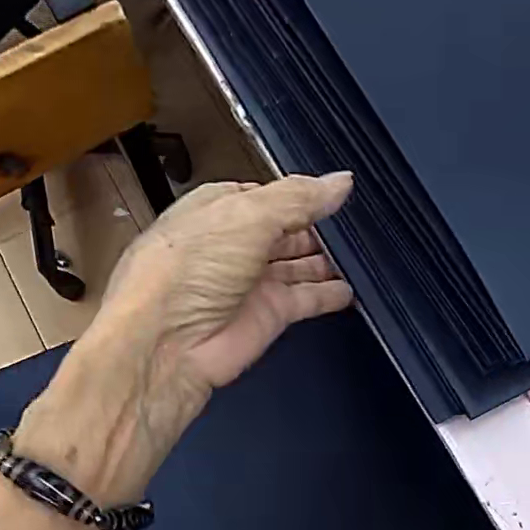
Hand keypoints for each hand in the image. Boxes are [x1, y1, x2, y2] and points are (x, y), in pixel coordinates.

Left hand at [14, 173, 354, 503]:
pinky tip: (352, 288)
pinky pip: (305, 301)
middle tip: (354, 221)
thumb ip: (297, 199)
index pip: (264, 196)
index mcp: (216, 212)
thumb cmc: (183, 274)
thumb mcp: (245, 216)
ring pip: (298, 266)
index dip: (297, 195)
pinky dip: (328, 296)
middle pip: (284, 232)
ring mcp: (249, 285)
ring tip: (363, 250)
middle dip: (315, 227)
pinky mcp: (265, 318)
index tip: (333, 191)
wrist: (165, 347)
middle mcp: (233, 248)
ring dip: (327, 260)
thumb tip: (339, 183)